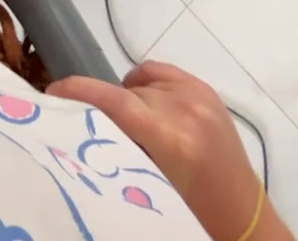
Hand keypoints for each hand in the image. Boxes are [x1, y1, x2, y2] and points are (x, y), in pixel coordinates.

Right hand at [49, 61, 272, 240]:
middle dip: (104, 109)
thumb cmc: (192, 218)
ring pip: (139, 85)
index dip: (80, 92)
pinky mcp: (205, 90)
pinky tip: (148, 108)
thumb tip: (80, 129)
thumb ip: (118, 153)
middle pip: (124, 94)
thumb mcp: (147, 188)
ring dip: (128, 103)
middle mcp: (187, 110)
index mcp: (174, 141)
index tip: (52, 92)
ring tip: (132, 132)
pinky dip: (145, 86)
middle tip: (91, 131)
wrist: (244, 224)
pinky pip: (157, 73)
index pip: (116, 102)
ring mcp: (198, 96)